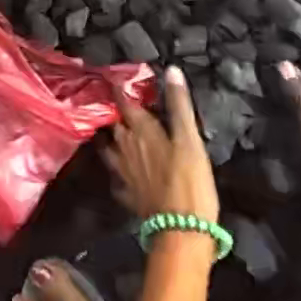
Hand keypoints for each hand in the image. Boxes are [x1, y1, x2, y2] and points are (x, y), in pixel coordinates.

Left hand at [100, 67, 218, 222]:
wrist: (180, 230)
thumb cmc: (188, 180)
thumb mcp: (190, 139)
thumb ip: (179, 105)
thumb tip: (171, 70)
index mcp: (140, 130)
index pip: (124, 101)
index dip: (120, 88)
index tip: (115, 77)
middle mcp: (124, 146)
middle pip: (116, 123)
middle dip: (116, 111)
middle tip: (118, 103)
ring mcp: (122, 170)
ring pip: (110, 147)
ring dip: (112, 137)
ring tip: (114, 131)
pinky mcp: (126, 193)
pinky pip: (117, 175)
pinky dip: (118, 168)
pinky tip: (121, 169)